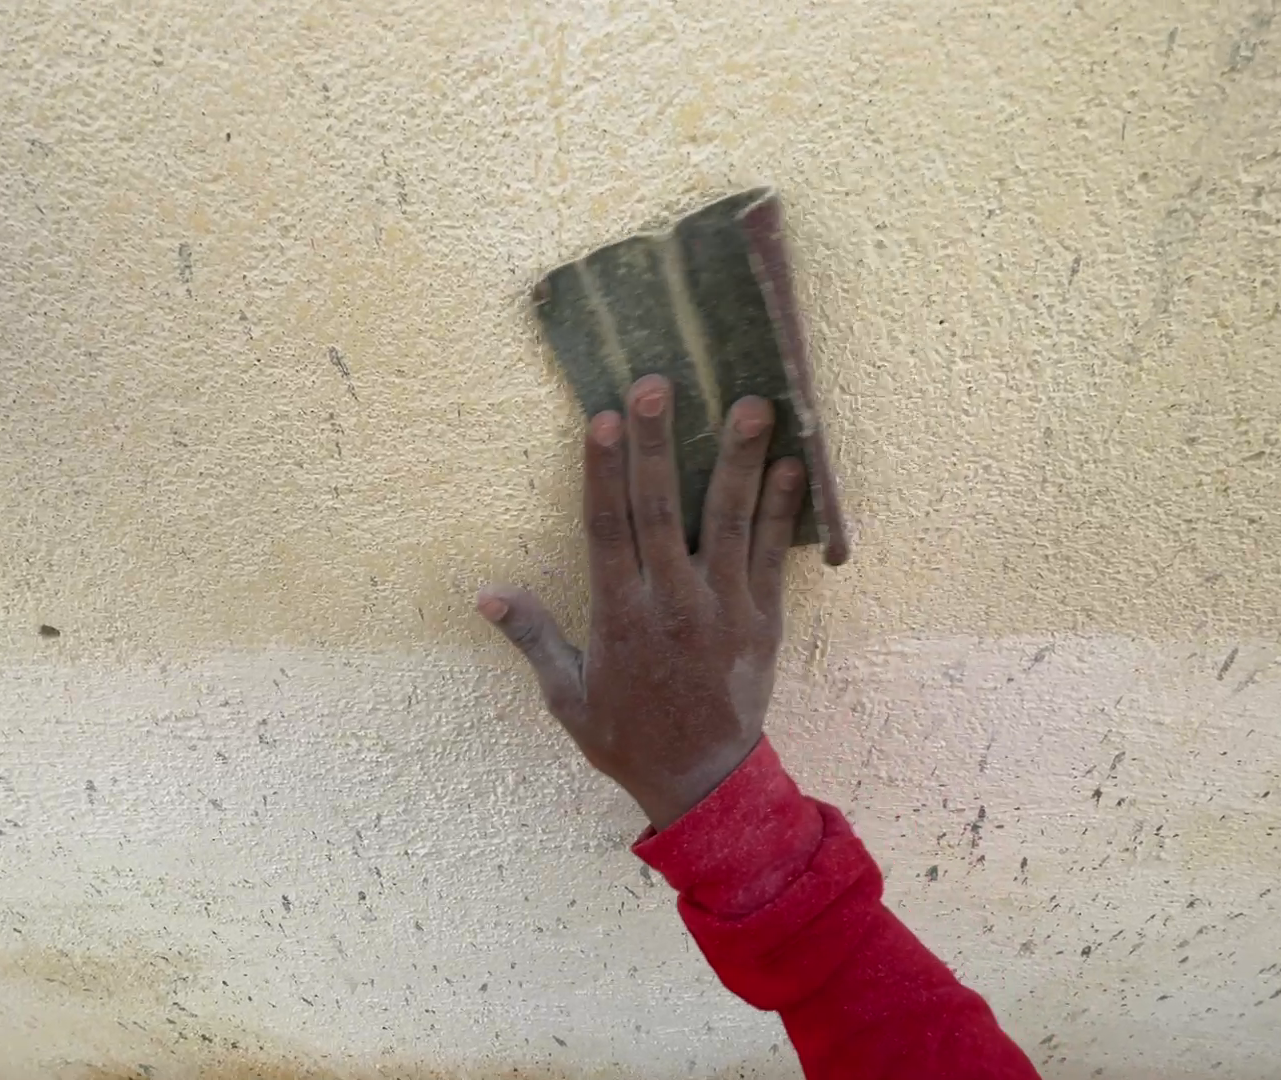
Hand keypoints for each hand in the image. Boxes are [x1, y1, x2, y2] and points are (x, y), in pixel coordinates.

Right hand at [478, 374, 806, 828]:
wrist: (704, 782)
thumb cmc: (627, 736)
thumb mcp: (566, 695)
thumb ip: (532, 637)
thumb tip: (485, 593)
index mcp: (620, 616)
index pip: (605, 530)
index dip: (602, 472)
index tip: (602, 419)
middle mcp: (672, 602)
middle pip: (661, 512)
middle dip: (658, 447)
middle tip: (659, 386)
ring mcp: (723, 608)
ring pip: (729, 523)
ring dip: (739, 462)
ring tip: (753, 406)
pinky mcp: (761, 620)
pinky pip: (774, 558)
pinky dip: (783, 512)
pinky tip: (795, 467)